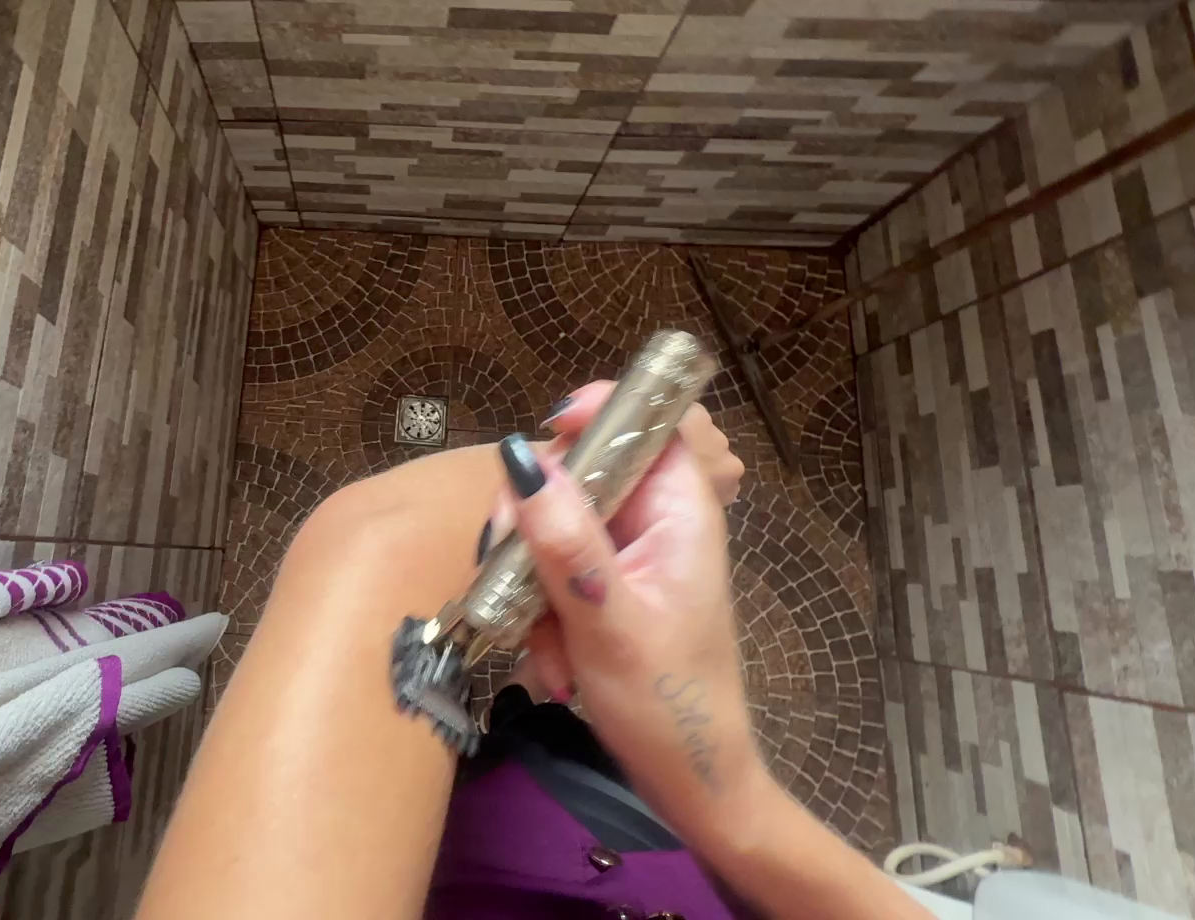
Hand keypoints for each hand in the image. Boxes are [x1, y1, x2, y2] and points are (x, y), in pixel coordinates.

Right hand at [495, 383, 742, 702]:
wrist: (688, 784)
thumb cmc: (667, 706)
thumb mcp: (608, 623)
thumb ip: (565, 542)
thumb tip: (520, 459)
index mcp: (678, 511)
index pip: (649, 422)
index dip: (601, 409)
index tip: (546, 432)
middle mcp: (650, 519)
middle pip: (579, 470)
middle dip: (533, 518)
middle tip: (507, 562)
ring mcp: (622, 552)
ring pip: (552, 521)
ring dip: (529, 577)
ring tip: (540, 639)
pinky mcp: (601, 582)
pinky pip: (550, 565)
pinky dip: (538, 606)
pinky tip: (551, 658)